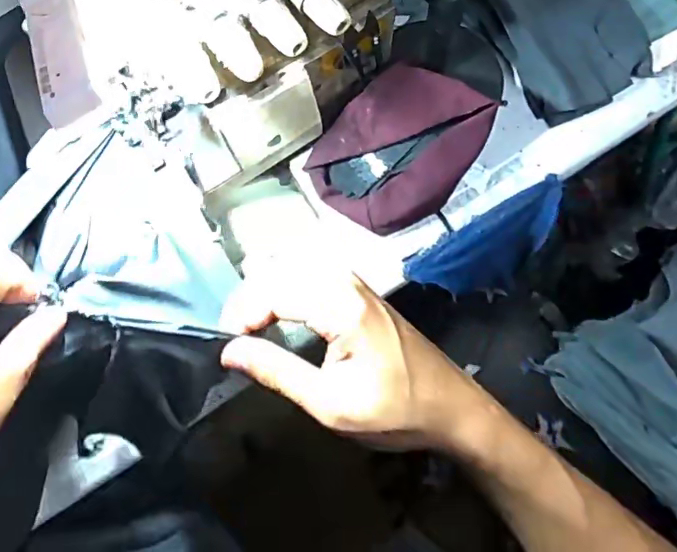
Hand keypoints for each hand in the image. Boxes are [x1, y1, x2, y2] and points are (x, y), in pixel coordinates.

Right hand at [217, 262, 488, 452]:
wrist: (450, 405)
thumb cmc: (395, 411)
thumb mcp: (332, 405)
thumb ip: (278, 372)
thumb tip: (230, 352)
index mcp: (341, 304)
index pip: (274, 290)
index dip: (242, 313)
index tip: (226, 345)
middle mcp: (345, 279)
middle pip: (278, 270)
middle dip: (248, 300)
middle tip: (233, 340)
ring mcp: (352, 278)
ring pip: (291, 266)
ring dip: (264, 291)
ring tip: (248, 328)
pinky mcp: (355, 286)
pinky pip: (307, 272)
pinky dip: (282, 287)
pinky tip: (275, 312)